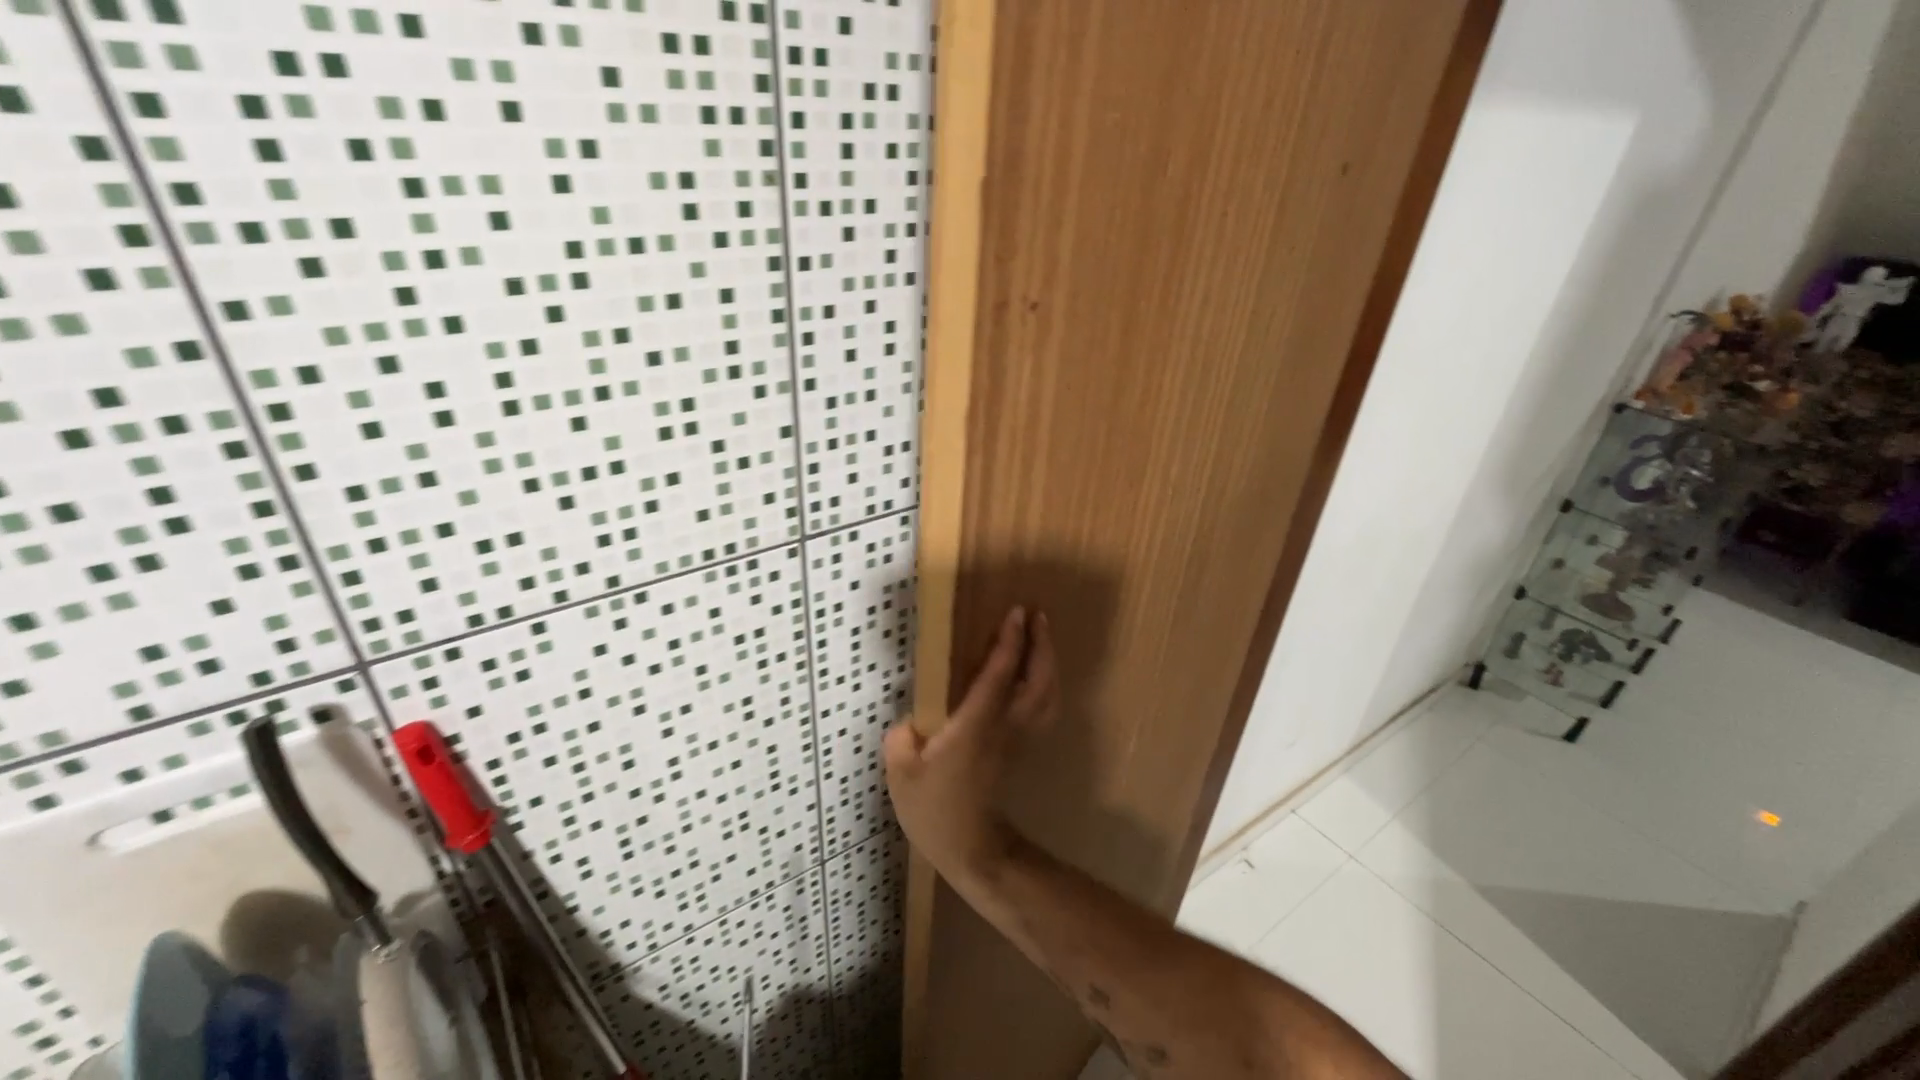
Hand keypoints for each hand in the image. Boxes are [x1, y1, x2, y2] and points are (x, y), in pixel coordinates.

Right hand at [884, 606, 1057, 883]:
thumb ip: (902, 737)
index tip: (1015, 613)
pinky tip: (1033, 674)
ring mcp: (1016, 738)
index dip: (1009, 642)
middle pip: (1037, 680)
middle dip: (1040, 645)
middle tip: (1035, 615)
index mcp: (975, 726)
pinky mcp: (1018, 749)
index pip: (999, 675)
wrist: (970, 850)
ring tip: (1040, 636)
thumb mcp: (901, 772)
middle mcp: (1004, 726)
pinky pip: (1041, 707)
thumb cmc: (934, 811)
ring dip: (1048, 662)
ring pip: (1046, 694)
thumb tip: (910, 720)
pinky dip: (1044, 683)